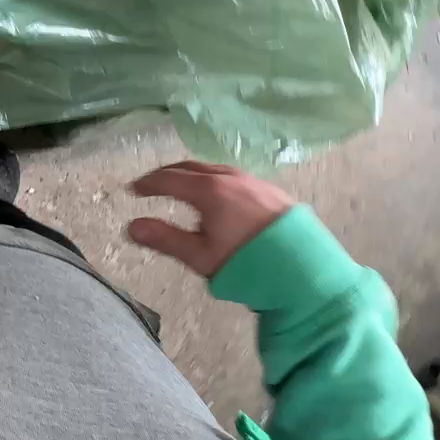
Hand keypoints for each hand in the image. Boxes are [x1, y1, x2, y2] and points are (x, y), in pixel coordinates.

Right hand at [124, 161, 294, 277]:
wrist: (308, 272)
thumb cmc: (248, 266)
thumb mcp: (200, 257)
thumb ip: (164, 239)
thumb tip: (131, 226)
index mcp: (210, 190)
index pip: (169, 179)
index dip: (148, 184)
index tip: (133, 189)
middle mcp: (230, 177)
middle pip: (190, 167)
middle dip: (167, 174)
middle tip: (151, 185)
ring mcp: (253, 181)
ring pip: (213, 169)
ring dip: (191, 174)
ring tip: (180, 187)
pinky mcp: (270, 190)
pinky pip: (232, 176)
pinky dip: (212, 179)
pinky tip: (215, 194)